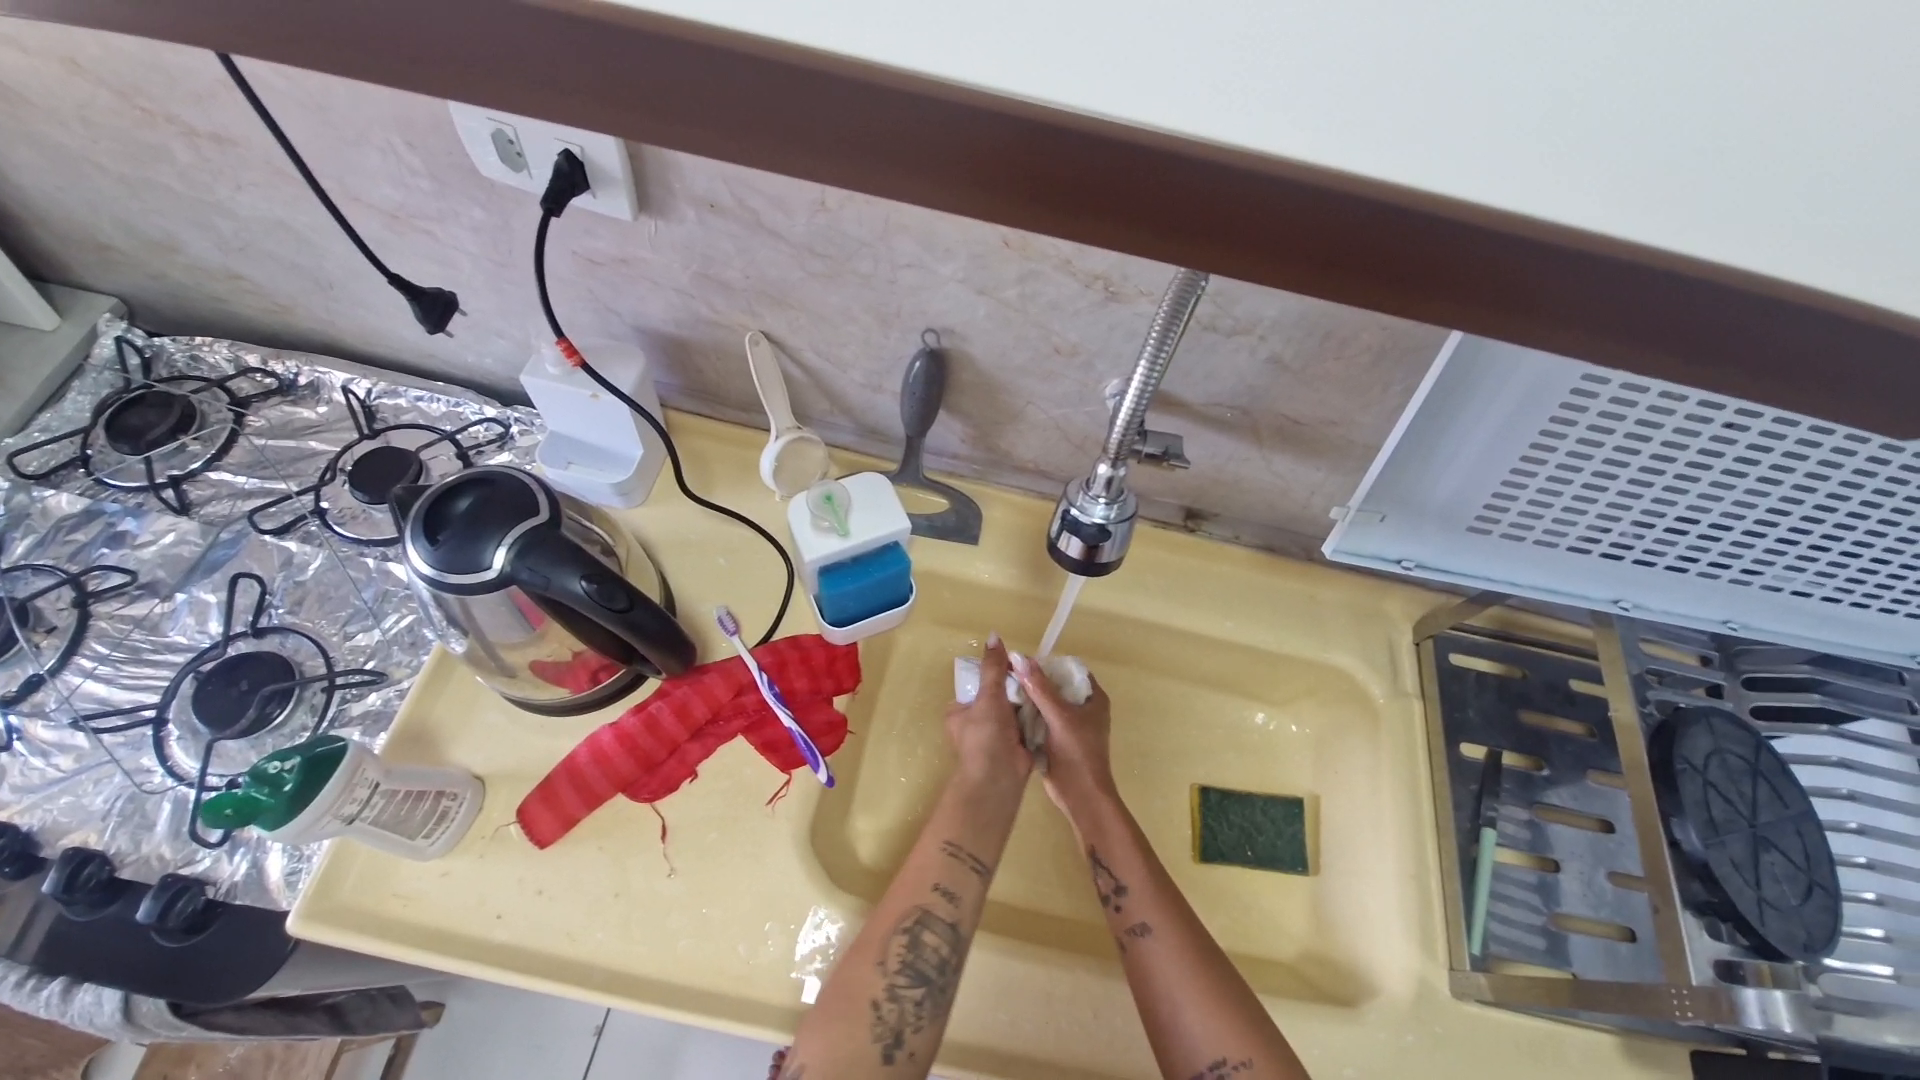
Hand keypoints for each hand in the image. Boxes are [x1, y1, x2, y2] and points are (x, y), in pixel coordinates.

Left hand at [944, 635, 1031, 789]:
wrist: (998, 778)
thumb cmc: (985, 736)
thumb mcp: (988, 696)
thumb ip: (992, 667)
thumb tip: (994, 635)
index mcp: (959, 711)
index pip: (977, 683)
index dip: (995, 672)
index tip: (1014, 662)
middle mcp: (975, 722)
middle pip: (998, 695)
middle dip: (1014, 686)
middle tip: (1034, 671)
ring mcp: (996, 734)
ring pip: (1013, 708)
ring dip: (1027, 700)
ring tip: (1044, 682)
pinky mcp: (1015, 744)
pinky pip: (1025, 722)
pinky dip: (1035, 715)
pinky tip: (1049, 701)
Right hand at [1011, 654, 1114, 820]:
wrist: (1080, 795)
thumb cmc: (1077, 753)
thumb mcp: (1059, 716)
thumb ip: (1040, 688)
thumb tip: (1020, 659)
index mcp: (1094, 698)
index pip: (1069, 669)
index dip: (1047, 663)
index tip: (1022, 661)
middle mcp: (1083, 708)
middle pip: (1056, 686)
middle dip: (1033, 681)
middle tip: (1007, 675)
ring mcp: (1070, 724)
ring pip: (1046, 703)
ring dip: (1028, 699)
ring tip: (1004, 690)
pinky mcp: (1057, 738)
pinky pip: (1040, 720)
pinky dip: (1027, 715)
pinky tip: (1008, 711)